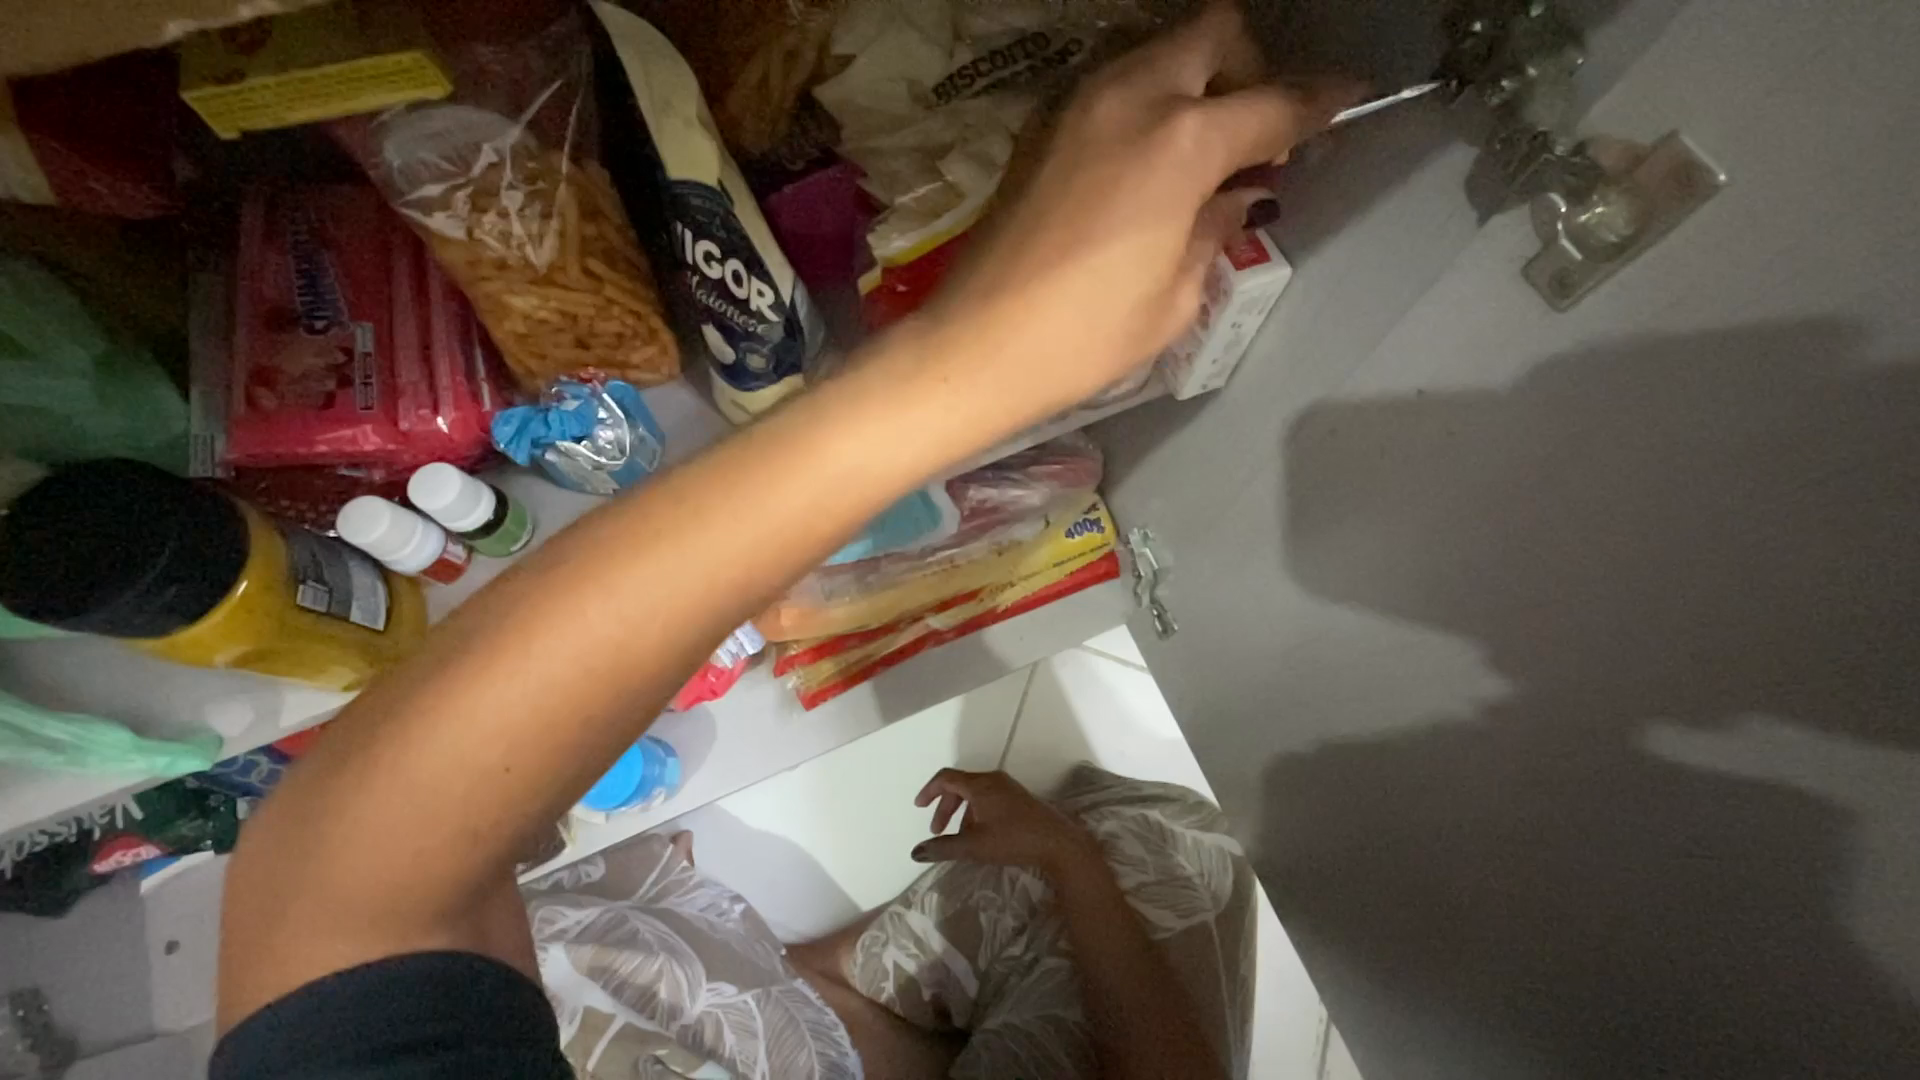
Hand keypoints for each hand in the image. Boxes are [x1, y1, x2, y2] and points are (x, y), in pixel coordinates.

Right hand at [910, 769, 1102, 877]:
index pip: (946, 778)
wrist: (1058, 843)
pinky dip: (977, 812)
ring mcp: (1008, 788)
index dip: (929, 791)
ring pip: (975, 794)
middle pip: (960, 786)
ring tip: (961, 838)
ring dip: (962, 812)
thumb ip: (943, 848)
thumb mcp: (974, 846)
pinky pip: (989, 798)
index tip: (919, 806)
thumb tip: (916, 852)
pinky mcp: (1019, 798)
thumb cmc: (1014, 840)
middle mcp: (993, 780)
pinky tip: (982, 835)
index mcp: (980, 784)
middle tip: (938, 831)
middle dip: (945, 807)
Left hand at [920, 2, 1362, 417]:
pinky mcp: (1039, 130)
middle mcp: (1131, 97)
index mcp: (1182, 141)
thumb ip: (1215, 232)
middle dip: (1248, 66)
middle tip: (1252, 131)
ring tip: (1196, 148)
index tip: (1343, 102)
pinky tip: (1142, 160)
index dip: (1318, 104)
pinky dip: (1141, 102)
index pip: (1273, 103)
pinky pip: (1109, 86)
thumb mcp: (1175, 298)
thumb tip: (1236, 199)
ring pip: (1155, 50)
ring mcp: (1076, 105)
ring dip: (1190, 79)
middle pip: (1212, 33)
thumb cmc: (1084, 338)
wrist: (977, 346)